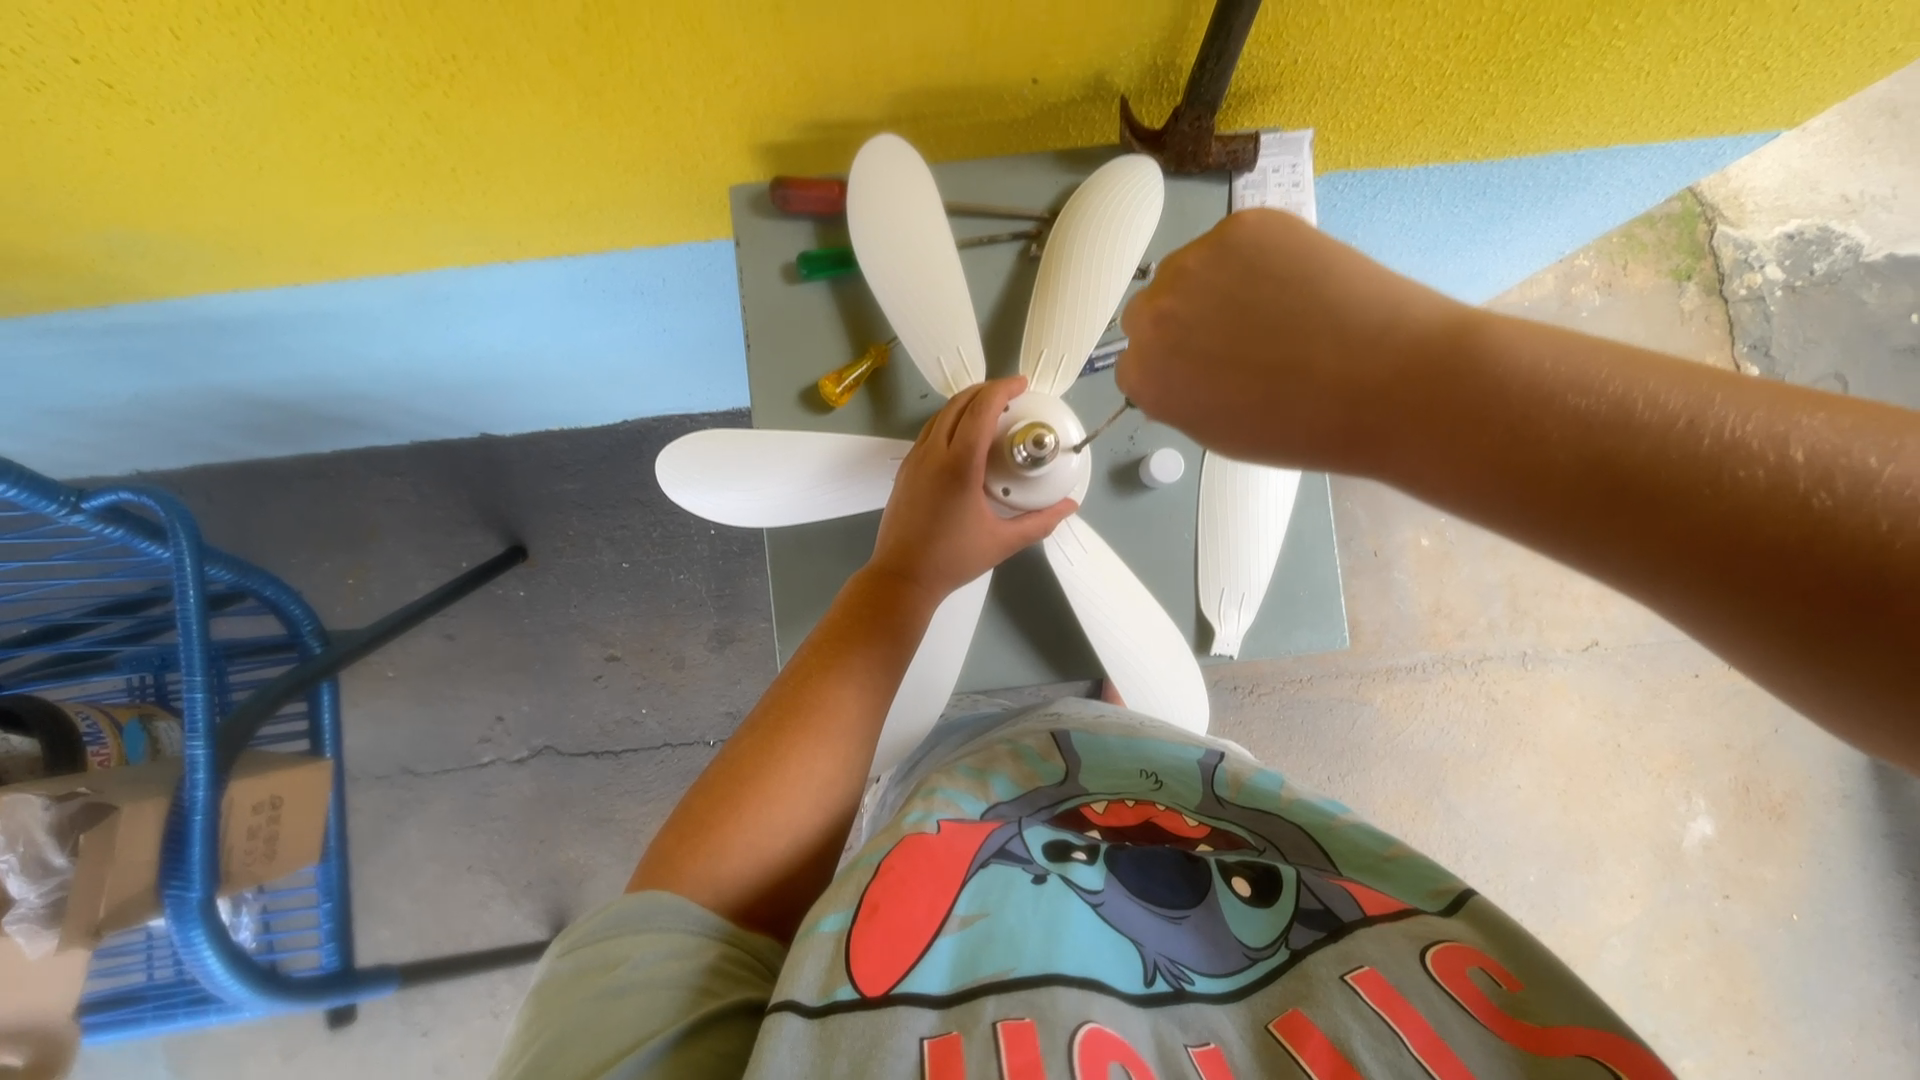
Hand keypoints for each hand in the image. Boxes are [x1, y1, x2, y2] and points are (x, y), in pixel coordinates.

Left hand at [866, 376, 1076, 601]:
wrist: (902, 577)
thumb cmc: (953, 560)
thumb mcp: (1002, 542)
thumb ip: (1039, 522)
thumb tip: (1069, 506)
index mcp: (959, 465)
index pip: (980, 410)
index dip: (1002, 389)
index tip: (1022, 385)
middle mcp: (933, 454)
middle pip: (958, 404)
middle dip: (985, 390)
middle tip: (1011, 394)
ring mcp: (914, 460)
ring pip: (940, 416)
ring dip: (965, 404)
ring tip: (990, 409)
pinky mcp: (905, 471)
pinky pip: (929, 432)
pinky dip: (949, 422)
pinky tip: (964, 436)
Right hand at [1117, 208, 1474, 475]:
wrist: (1386, 381)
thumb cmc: (1302, 426)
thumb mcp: (1217, 432)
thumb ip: (1178, 396)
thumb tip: (1182, 367)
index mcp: (1143, 374)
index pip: (1135, 361)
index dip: (1173, 365)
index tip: (1205, 371)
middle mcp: (1152, 316)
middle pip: (1151, 311)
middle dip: (1184, 322)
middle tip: (1237, 338)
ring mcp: (1195, 262)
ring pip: (1189, 271)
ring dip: (1214, 285)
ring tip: (1275, 308)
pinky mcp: (1243, 226)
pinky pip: (1234, 241)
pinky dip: (1256, 257)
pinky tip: (1296, 282)